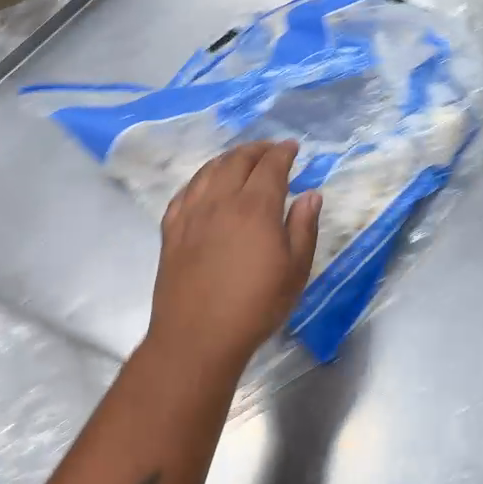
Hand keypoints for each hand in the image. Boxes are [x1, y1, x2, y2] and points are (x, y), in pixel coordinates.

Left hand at [148, 140, 321, 373]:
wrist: (198, 336)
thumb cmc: (256, 305)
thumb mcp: (296, 269)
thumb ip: (303, 227)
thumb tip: (311, 195)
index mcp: (255, 208)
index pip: (270, 167)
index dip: (283, 153)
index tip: (293, 147)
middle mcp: (221, 202)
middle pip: (236, 161)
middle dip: (256, 150)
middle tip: (271, 149)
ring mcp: (191, 215)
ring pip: (208, 172)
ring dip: (228, 159)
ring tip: (240, 159)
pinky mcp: (171, 231)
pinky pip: (184, 192)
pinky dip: (200, 179)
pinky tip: (205, 184)